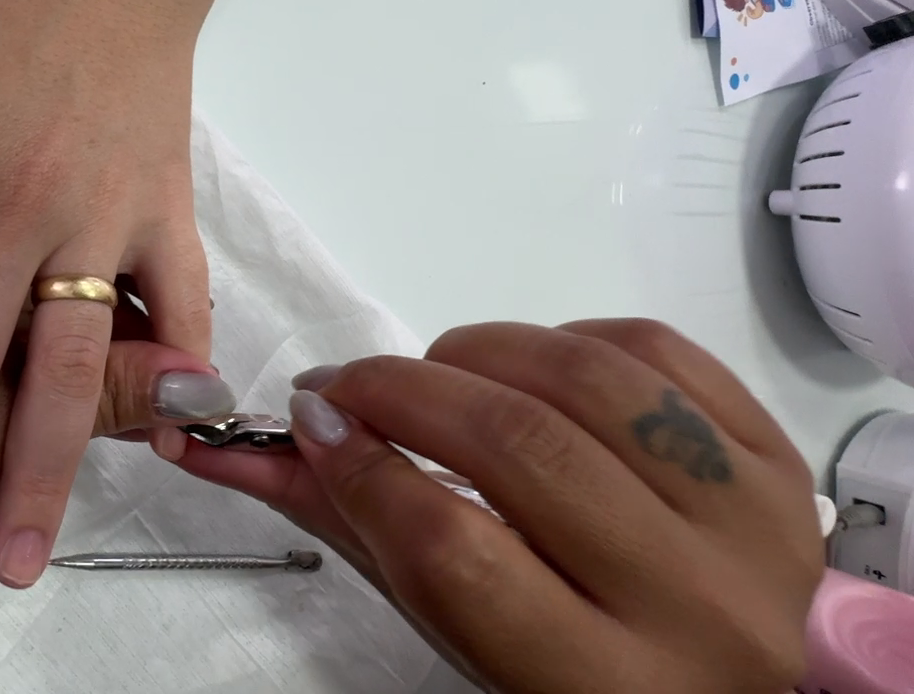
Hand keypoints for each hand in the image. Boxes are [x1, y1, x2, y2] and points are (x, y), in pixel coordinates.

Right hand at [178, 319, 823, 691]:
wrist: (716, 671)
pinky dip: (564, 335)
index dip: (358, 467)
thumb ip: (335, 520)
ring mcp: (753, 523)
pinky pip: (656, 347)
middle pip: (516, 447)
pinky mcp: (779, 459)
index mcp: (597, 680)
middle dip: (397, 391)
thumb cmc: (546, 654)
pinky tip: (528, 370)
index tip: (308, 420)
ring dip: (474, 352)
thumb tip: (216, 447)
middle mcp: (700, 607)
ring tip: (437, 375)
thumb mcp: (435, 611)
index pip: (449, 547)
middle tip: (344, 387)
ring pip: (585, 381)